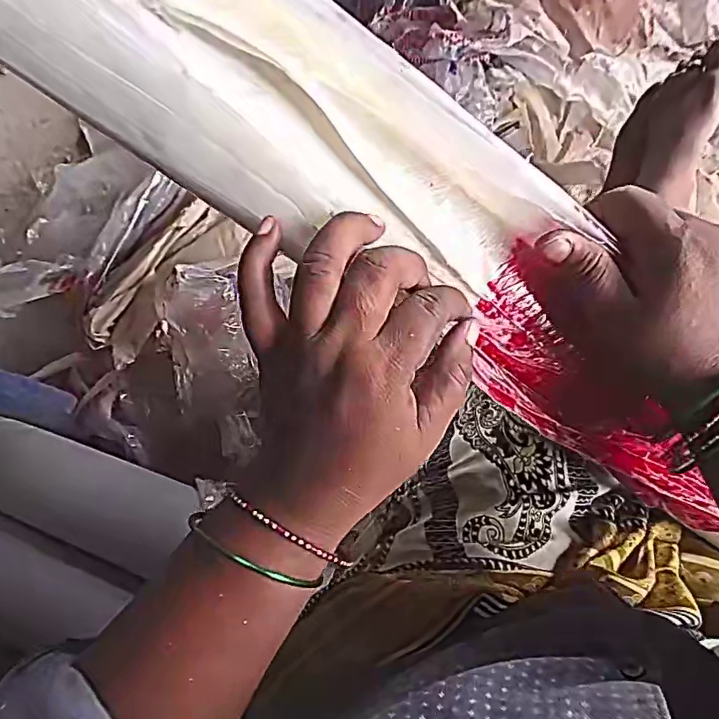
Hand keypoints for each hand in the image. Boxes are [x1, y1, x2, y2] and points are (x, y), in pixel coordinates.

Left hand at [236, 212, 476, 548]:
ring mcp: (297, 341)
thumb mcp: (427, 433)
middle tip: (416, 278)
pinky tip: (273, 226)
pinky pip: (253, 291)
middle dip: (407, 262)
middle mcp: (338, 346)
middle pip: (376, 273)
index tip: (453, 309)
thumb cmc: (366, 467)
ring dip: (345, 234)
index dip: (449, 300)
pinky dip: (257, 254)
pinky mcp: (268, 345)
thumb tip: (465, 330)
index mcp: (383, 371)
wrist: (302, 492)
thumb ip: (451, 377)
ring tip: (368, 226)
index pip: (426, 308)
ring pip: (318, 266)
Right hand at [528, 185, 718, 412]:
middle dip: (627, 241)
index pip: (625, 199)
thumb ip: (586, 271)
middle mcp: (712, 232)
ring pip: (678, 231)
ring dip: (656, 253)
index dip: (597, 220)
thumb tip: (551, 237)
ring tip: (650, 299)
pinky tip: (681, 302)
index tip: (589, 256)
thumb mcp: (613, 319)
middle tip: (616, 287)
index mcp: (674, 241)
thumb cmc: (665, 358)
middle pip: (653, 214)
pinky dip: (685, 265)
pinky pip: (706, 248)